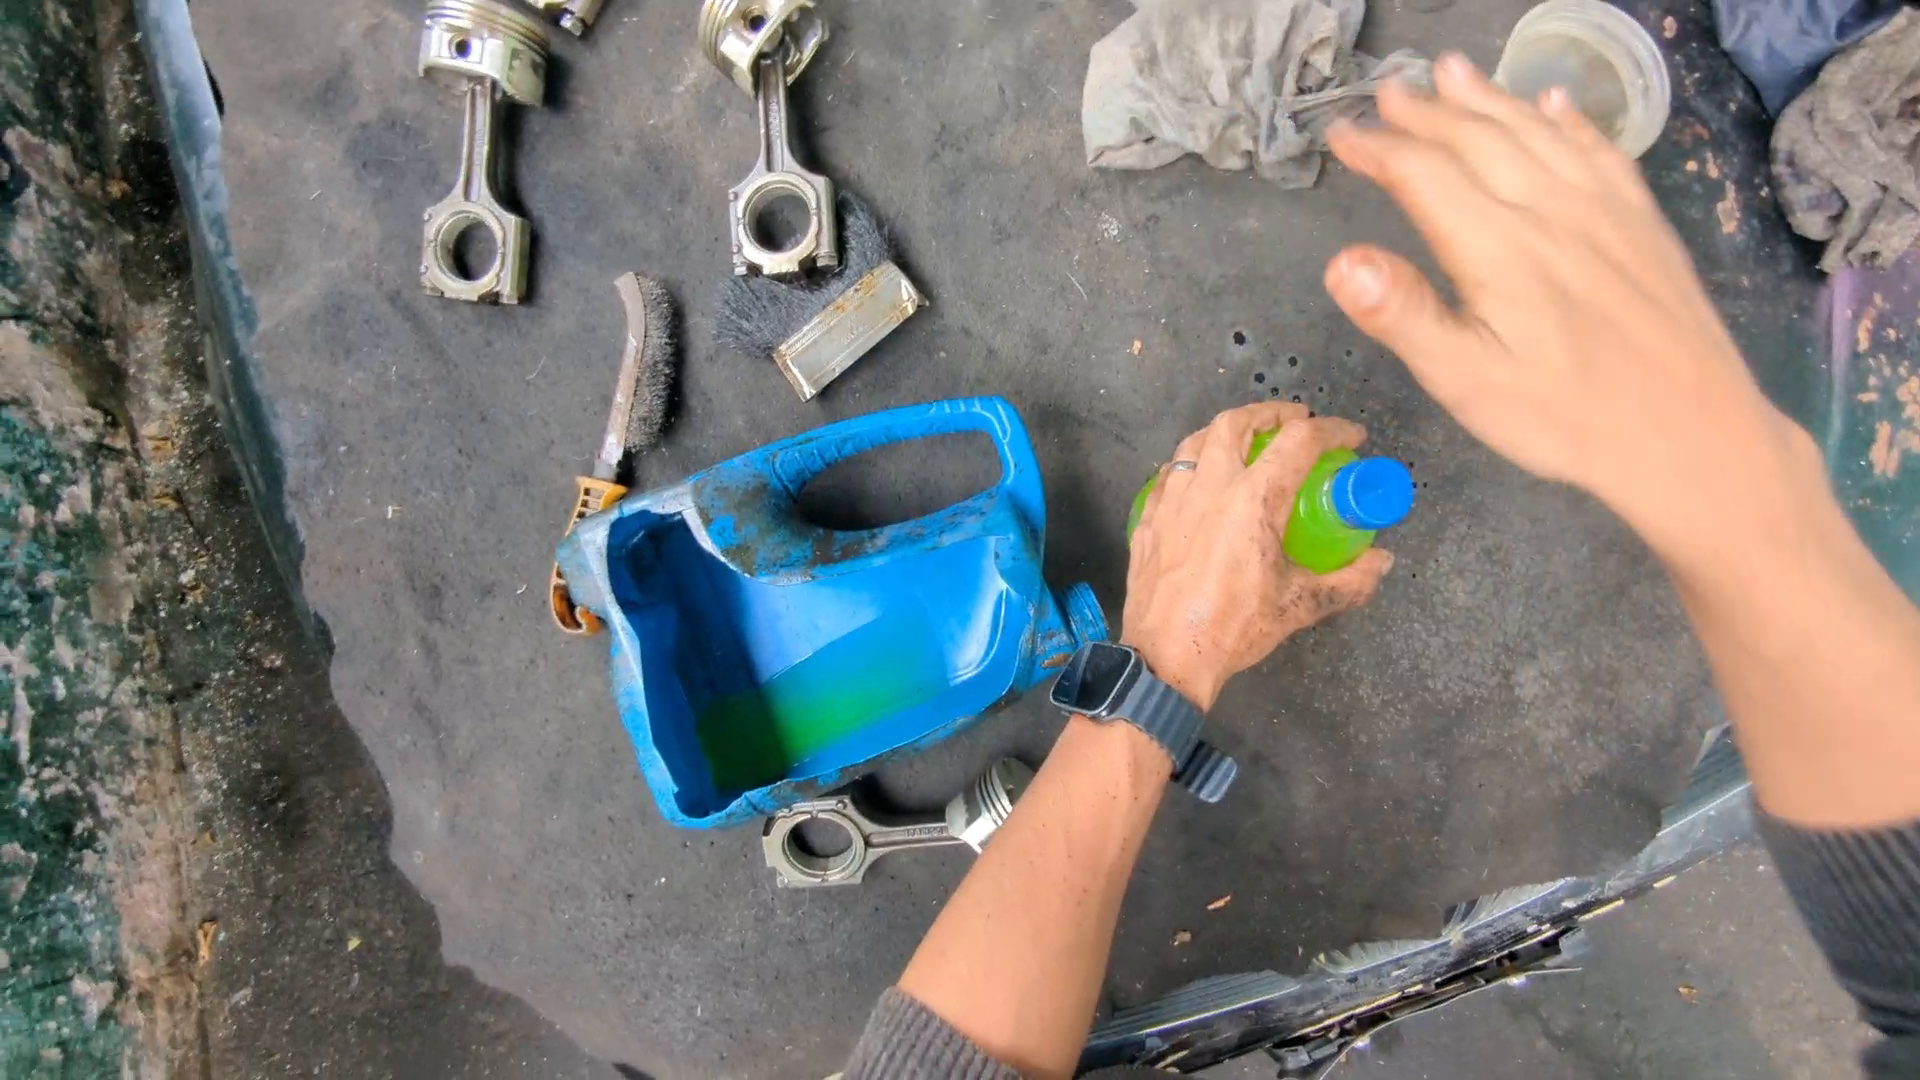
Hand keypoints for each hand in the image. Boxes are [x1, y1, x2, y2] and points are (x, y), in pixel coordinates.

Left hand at [1122, 403, 1392, 710]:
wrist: (1168, 653)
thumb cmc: (1235, 627)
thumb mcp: (1300, 604)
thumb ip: (1350, 580)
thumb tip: (1382, 562)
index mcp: (1253, 500)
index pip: (1298, 441)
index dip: (1332, 430)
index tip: (1350, 437)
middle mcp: (1209, 487)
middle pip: (1236, 423)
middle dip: (1270, 412)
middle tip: (1294, 420)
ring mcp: (1171, 500)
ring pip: (1195, 442)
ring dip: (1225, 431)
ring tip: (1245, 439)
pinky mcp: (1147, 518)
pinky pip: (1168, 474)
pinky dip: (1190, 463)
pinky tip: (1199, 476)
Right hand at [1322, 54, 1807, 552]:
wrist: (1688, 434)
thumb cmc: (1558, 416)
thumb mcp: (1463, 380)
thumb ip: (1403, 316)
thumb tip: (1341, 262)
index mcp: (1499, 249)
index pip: (1427, 178)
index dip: (1379, 151)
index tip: (1339, 135)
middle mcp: (1552, 212)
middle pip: (1480, 142)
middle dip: (1427, 114)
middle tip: (1387, 92)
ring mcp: (1605, 212)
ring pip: (1537, 134)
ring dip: (1488, 100)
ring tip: (1453, 74)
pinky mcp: (1640, 225)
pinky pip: (1599, 150)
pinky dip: (1566, 119)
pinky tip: (1553, 104)